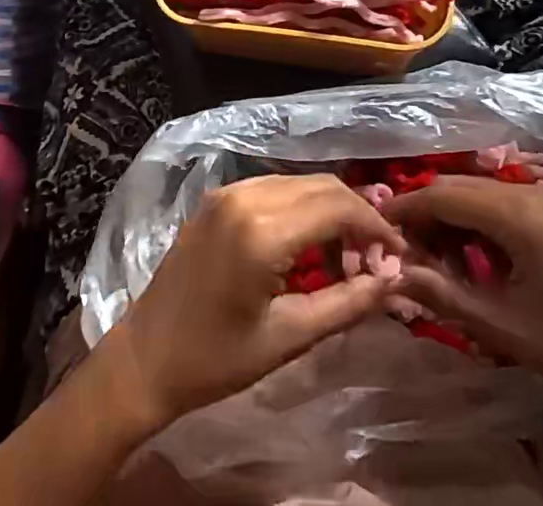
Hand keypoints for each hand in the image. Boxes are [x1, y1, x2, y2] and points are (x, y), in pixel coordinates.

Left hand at [106, 174, 407, 423]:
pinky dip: (300, 209)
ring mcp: (226, 193)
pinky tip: (307, 244)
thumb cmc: (216, 358)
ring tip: (344, 258)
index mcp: (262, 230)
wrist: (145, 358)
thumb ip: (347, 303)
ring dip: (329, 212)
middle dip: (357, 217)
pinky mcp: (216, 199)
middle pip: (322, 187)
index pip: (339, 207)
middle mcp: (245, 197)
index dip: (376, 227)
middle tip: (375, 259)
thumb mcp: (289, 337)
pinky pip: (273, 189)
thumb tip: (393, 279)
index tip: (397, 256)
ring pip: (299, 184)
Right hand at [382, 175, 542, 410]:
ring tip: (429, 256)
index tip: (377, 233)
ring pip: (473, 192)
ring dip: (445, 216)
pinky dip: (470, 220)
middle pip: (454, 186)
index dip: (403, 211)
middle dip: (421, 212)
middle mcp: (526, 193)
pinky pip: (495, 202)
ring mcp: (542, 199)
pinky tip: (464, 253)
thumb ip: (441, 295)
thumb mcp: (502, 326)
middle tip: (401, 249)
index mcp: (515, 214)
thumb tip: (391, 274)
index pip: (440, 195)